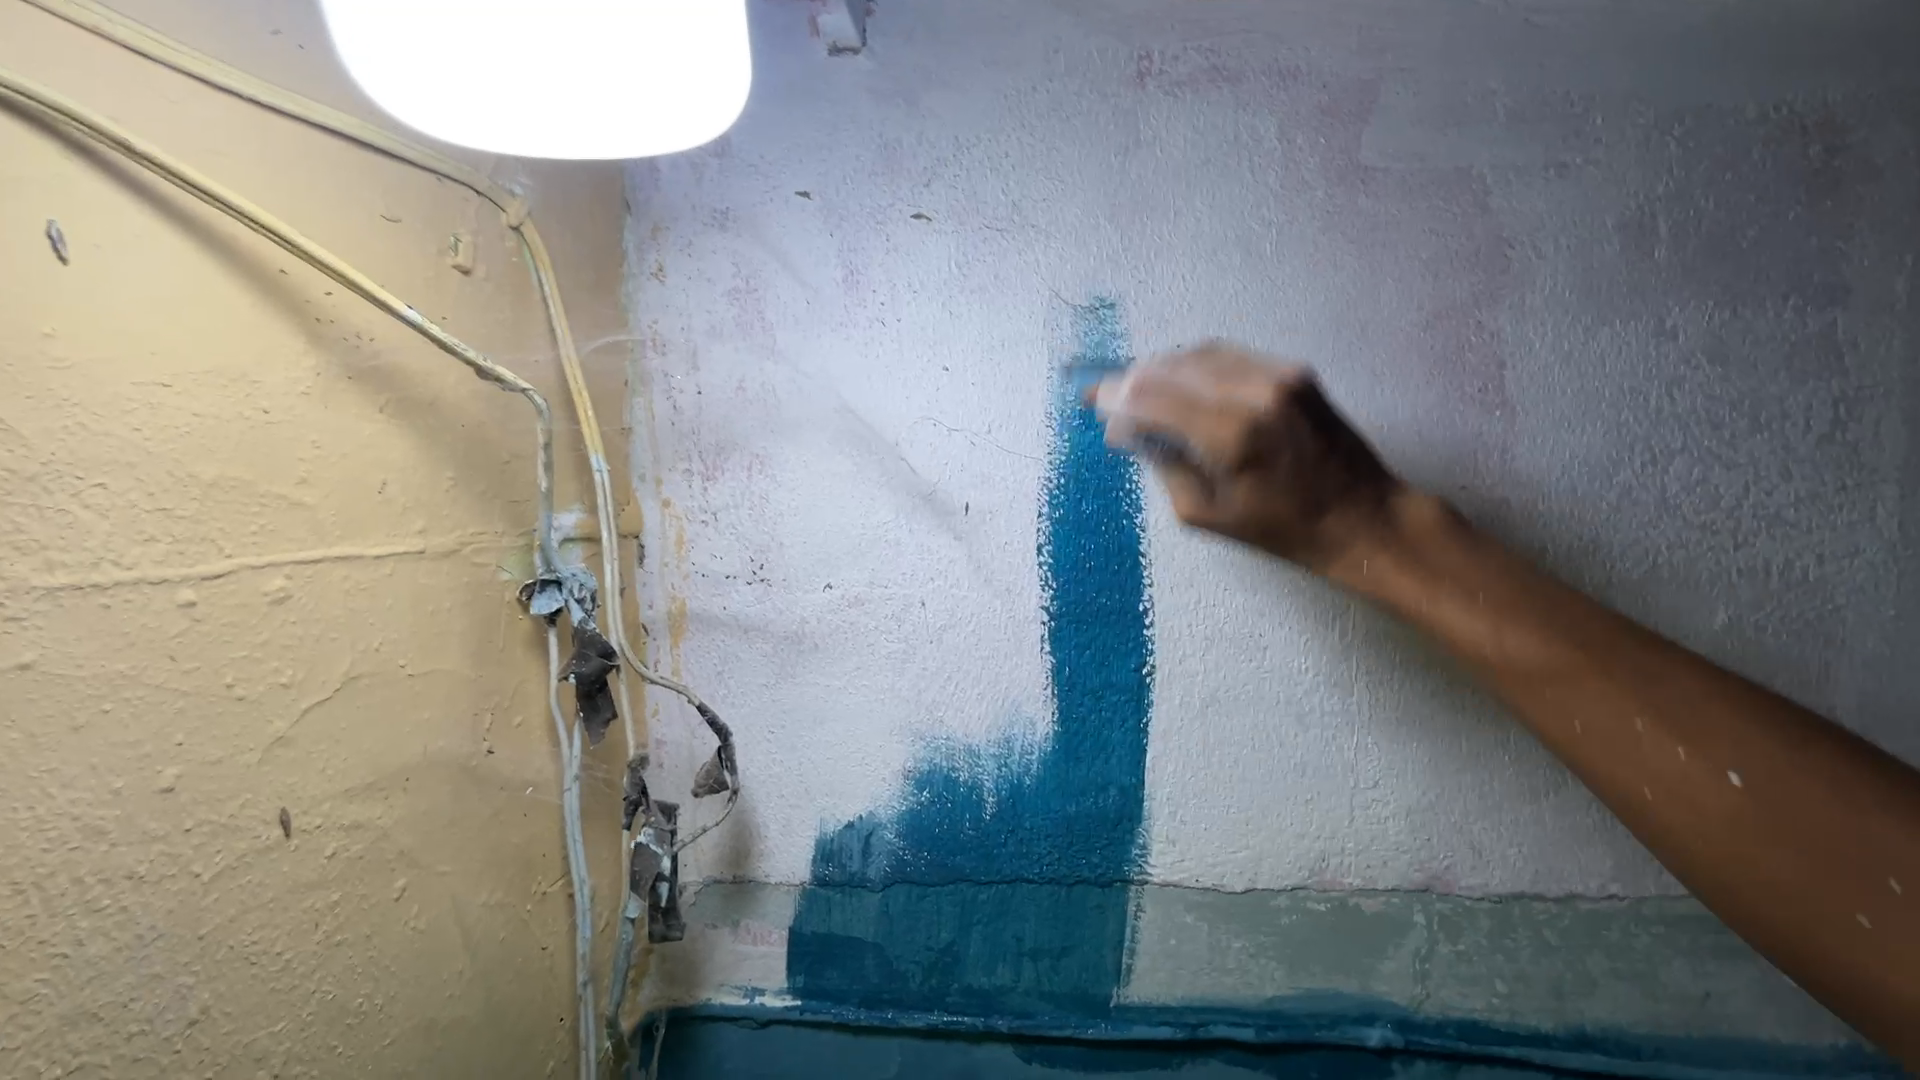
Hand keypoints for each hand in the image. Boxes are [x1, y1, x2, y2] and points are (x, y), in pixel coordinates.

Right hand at [1092, 343, 1402, 571]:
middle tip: (1109, 396)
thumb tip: (1131, 432)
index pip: (1151, 397)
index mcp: (1229, 435)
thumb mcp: (1205, 515)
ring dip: (1161, 367)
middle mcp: (1253, 392)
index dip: (1114, 398)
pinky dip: (1195, 365)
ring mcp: (1278, 375)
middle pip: (1170, 366)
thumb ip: (1164, 465)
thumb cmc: (1281, 530)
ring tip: (1139, 388)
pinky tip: (1180, 382)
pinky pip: (1229, 356)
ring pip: (1198, 353)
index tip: (1091, 403)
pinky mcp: (1294, 371)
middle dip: (1132, 380)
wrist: (1363, 518)